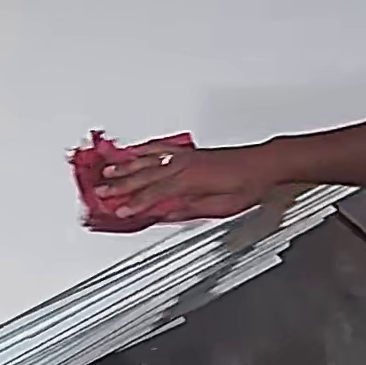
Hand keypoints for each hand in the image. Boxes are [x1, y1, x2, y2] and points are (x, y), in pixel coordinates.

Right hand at [92, 140, 297, 221]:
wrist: (264, 164)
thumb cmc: (248, 185)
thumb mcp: (220, 207)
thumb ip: (189, 210)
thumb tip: (167, 215)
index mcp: (189, 181)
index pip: (154, 194)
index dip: (135, 203)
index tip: (119, 210)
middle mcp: (184, 165)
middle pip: (144, 176)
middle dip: (121, 185)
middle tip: (101, 191)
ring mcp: (185, 156)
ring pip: (148, 160)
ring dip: (126, 166)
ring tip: (108, 171)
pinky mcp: (189, 152)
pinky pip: (160, 149)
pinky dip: (144, 150)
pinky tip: (134, 151)